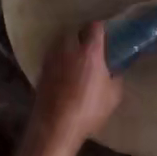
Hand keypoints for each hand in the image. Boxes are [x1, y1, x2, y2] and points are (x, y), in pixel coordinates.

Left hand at [27, 22, 122, 155]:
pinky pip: (52, 58)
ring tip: (77, 57)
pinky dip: (59, 60)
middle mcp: (69, 50)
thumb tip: (115, 71)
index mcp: (90, 52)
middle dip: (82, 34)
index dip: (102, 28)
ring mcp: (52, 60)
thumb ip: (116, 77)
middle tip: (91, 45)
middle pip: (74, 31)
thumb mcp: (113, 95)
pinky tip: (65, 72)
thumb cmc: (89, 109)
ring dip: (69, 45)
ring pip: (60, 43)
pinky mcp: (41, 73)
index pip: (95, 27)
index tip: (107, 34)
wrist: (55, 128)